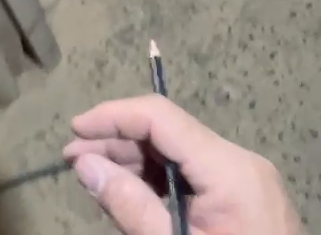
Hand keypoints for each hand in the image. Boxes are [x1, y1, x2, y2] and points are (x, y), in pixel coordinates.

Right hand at [63, 97, 301, 234]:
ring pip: (175, 153)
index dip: (111, 116)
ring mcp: (247, 183)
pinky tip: (132, 198)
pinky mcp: (246, 202)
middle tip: (75, 164)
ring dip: (134, 163)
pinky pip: (191, 175)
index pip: (159, 116)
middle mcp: (241, 164)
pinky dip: (157, 182)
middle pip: (166, 133)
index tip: (73, 132)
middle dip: (117, 143)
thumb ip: (130, 205)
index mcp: (231, 170)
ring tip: (97, 182)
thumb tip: (84, 163)